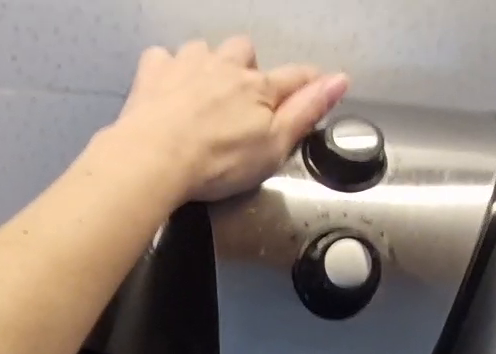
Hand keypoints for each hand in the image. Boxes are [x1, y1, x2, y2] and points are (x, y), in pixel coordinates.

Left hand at [112, 37, 348, 202]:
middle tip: (237, 100)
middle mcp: (226, 66)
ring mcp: (188, 65)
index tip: (317, 85)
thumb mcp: (272, 147)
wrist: (155, 158)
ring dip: (206, 66)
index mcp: (259, 88)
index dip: (308, 82)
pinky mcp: (153, 74)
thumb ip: (305, 113)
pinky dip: (165, 71)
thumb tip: (341, 80)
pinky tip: (163, 91)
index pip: (294, 77)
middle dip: (246, 70)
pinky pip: (162, 58)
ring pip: (204, 51)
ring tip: (199, 96)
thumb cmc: (217, 161)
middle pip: (245, 53)